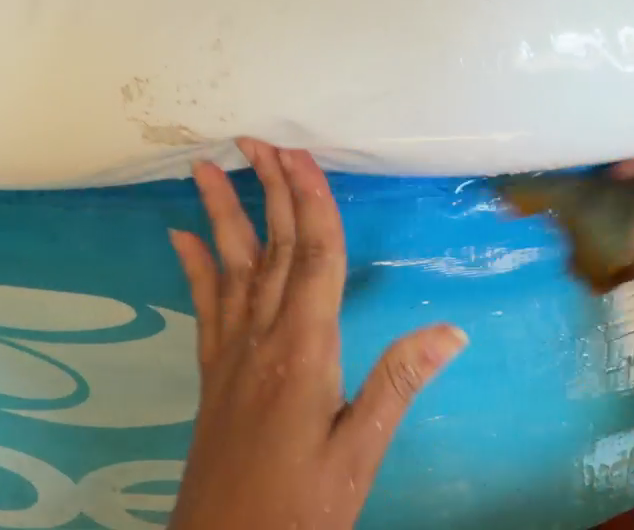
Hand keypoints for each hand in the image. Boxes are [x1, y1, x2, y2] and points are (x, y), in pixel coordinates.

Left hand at [168, 140, 467, 529]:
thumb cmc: (299, 507)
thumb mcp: (359, 454)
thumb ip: (397, 384)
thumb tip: (452, 330)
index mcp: (305, 349)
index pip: (315, 257)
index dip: (311, 202)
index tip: (301, 155)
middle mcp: (263, 339)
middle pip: (272, 249)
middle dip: (268, 190)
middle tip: (255, 140)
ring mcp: (231, 354)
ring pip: (230, 268)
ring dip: (222, 214)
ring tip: (206, 169)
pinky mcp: (212, 375)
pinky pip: (204, 307)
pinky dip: (193, 267)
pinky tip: (180, 236)